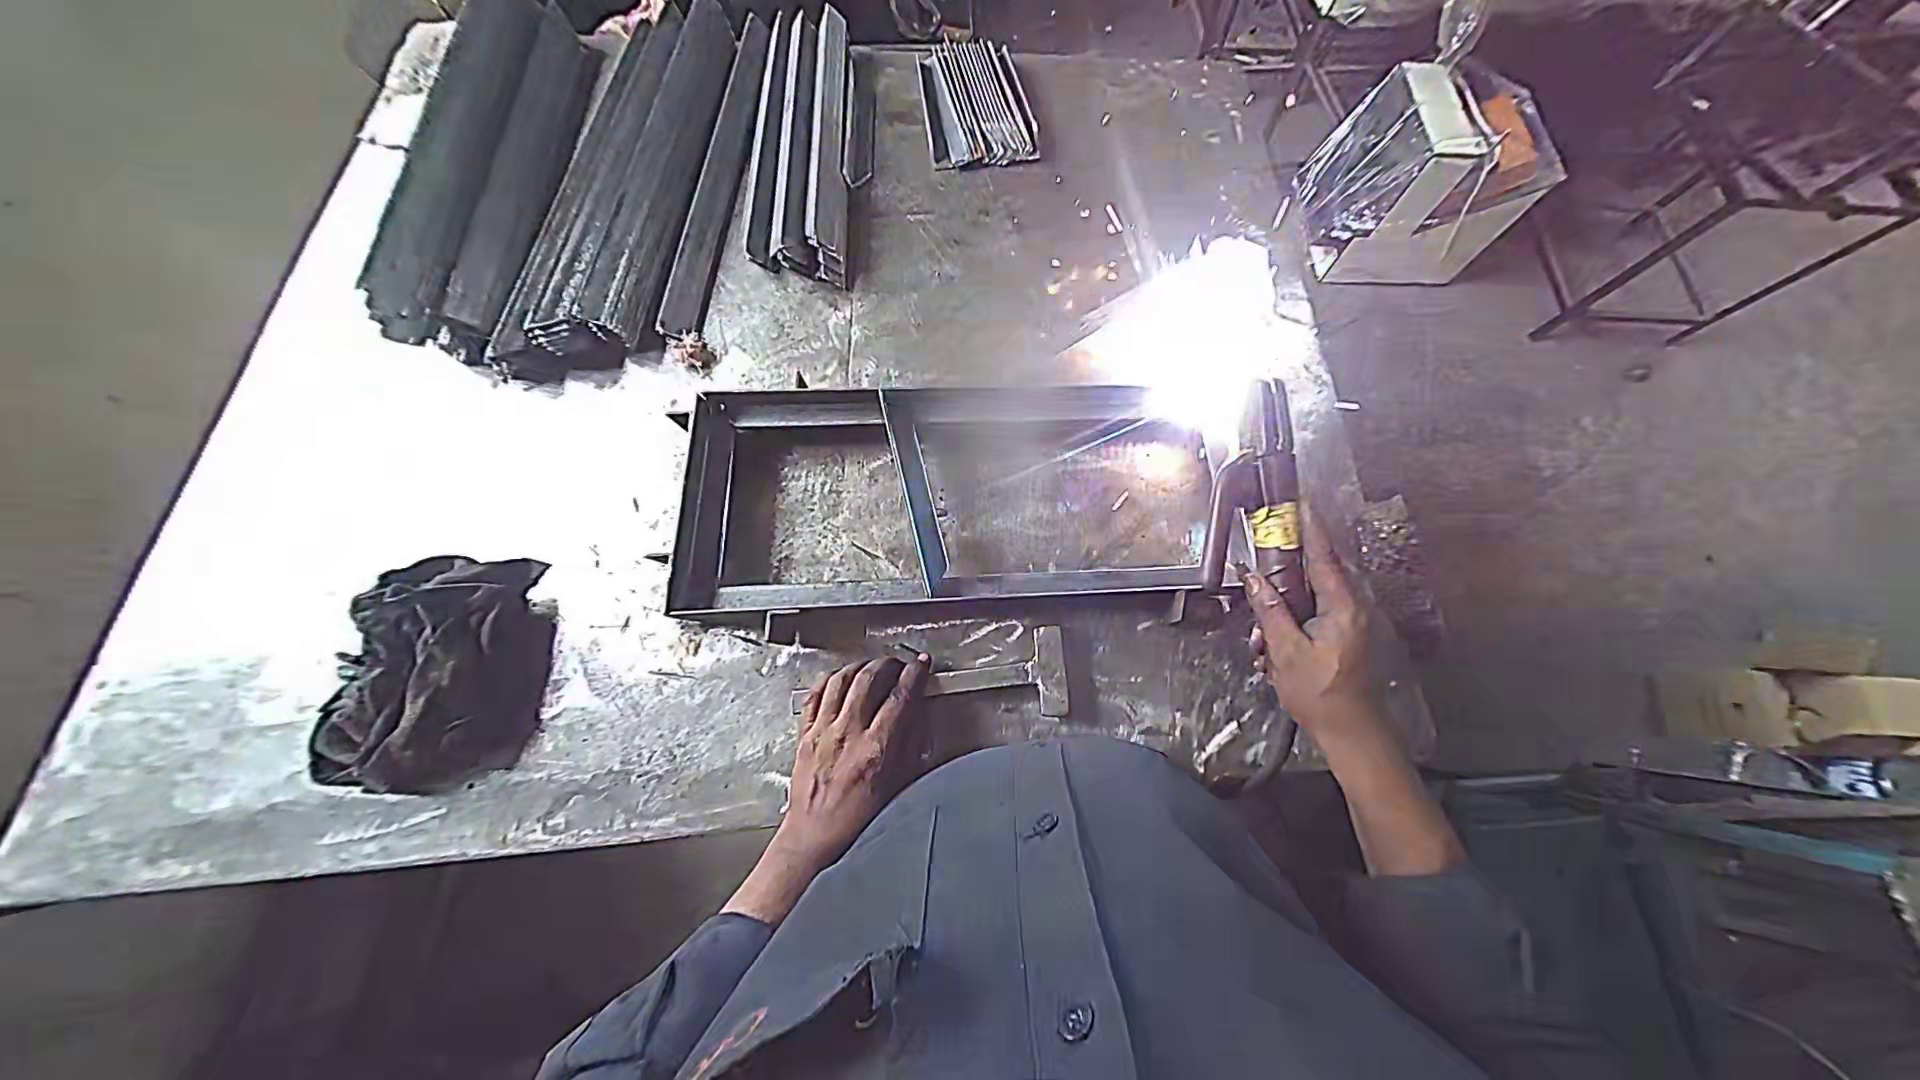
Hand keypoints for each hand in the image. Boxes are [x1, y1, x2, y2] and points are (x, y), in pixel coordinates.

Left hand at [723, 654, 930, 924]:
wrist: (815, 838)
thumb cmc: (858, 820)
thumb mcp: (900, 784)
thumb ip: (911, 744)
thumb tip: (917, 711)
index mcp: (876, 750)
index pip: (900, 697)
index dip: (915, 674)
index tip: (921, 665)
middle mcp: (848, 736)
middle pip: (870, 679)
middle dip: (888, 664)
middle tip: (898, 664)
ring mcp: (823, 732)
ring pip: (842, 680)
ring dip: (861, 666)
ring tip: (872, 666)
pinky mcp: (805, 734)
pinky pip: (816, 694)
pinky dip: (831, 679)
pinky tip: (840, 678)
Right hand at [1244, 509, 1372, 733]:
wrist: (1352, 731)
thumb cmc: (1320, 693)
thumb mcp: (1286, 651)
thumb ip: (1270, 610)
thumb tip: (1253, 578)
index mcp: (1344, 608)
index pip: (1324, 558)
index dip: (1311, 530)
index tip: (1302, 505)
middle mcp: (1355, 609)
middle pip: (1321, 572)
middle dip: (1291, 568)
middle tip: (1268, 559)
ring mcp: (1354, 623)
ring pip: (1317, 595)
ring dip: (1288, 602)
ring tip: (1265, 633)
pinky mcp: (1348, 636)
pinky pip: (1319, 612)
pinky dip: (1296, 617)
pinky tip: (1275, 643)